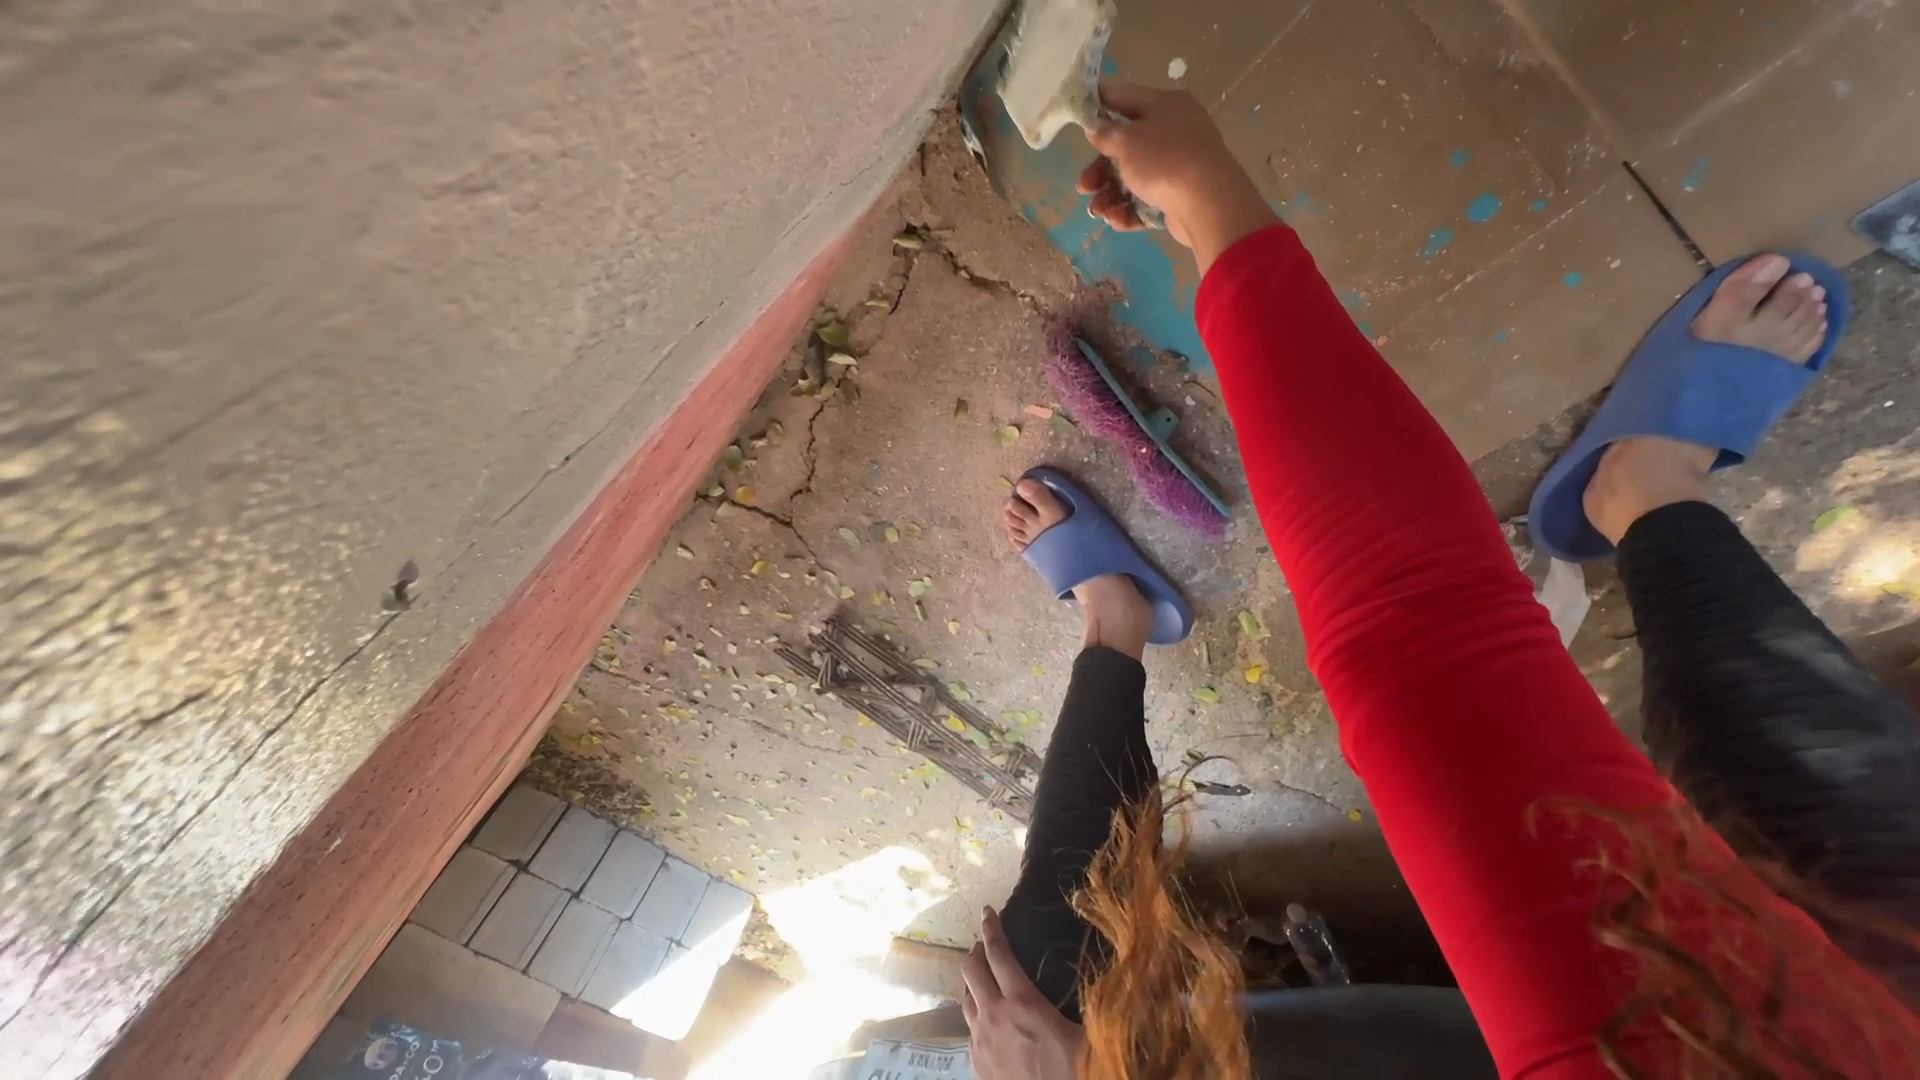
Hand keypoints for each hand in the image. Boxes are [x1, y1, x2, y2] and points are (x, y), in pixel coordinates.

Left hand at [962, 907, 1083, 1079]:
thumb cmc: (1073, 1072)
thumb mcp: (1088, 1036)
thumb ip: (1091, 1005)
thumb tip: (1115, 981)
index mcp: (1021, 1002)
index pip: (998, 954)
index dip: (991, 929)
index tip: (987, 912)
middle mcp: (993, 1016)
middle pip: (971, 971)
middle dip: (975, 952)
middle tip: (983, 946)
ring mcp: (980, 1043)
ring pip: (965, 1001)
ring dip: (973, 985)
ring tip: (983, 981)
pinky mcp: (975, 1066)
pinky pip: (969, 1032)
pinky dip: (976, 1018)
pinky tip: (988, 1024)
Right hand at [1077, 82, 1279, 272]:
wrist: (1207, 202)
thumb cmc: (1164, 161)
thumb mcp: (1128, 141)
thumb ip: (1107, 133)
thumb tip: (1096, 127)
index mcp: (1165, 105)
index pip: (1125, 97)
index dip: (1099, 104)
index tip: (1077, 114)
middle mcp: (1173, 131)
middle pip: (1126, 147)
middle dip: (1100, 170)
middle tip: (1084, 186)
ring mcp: (1177, 165)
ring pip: (1133, 178)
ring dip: (1110, 195)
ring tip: (1099, 211)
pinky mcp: (1178, 195)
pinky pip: (1146, 200)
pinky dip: (1129, 210)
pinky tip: (1117, 220)